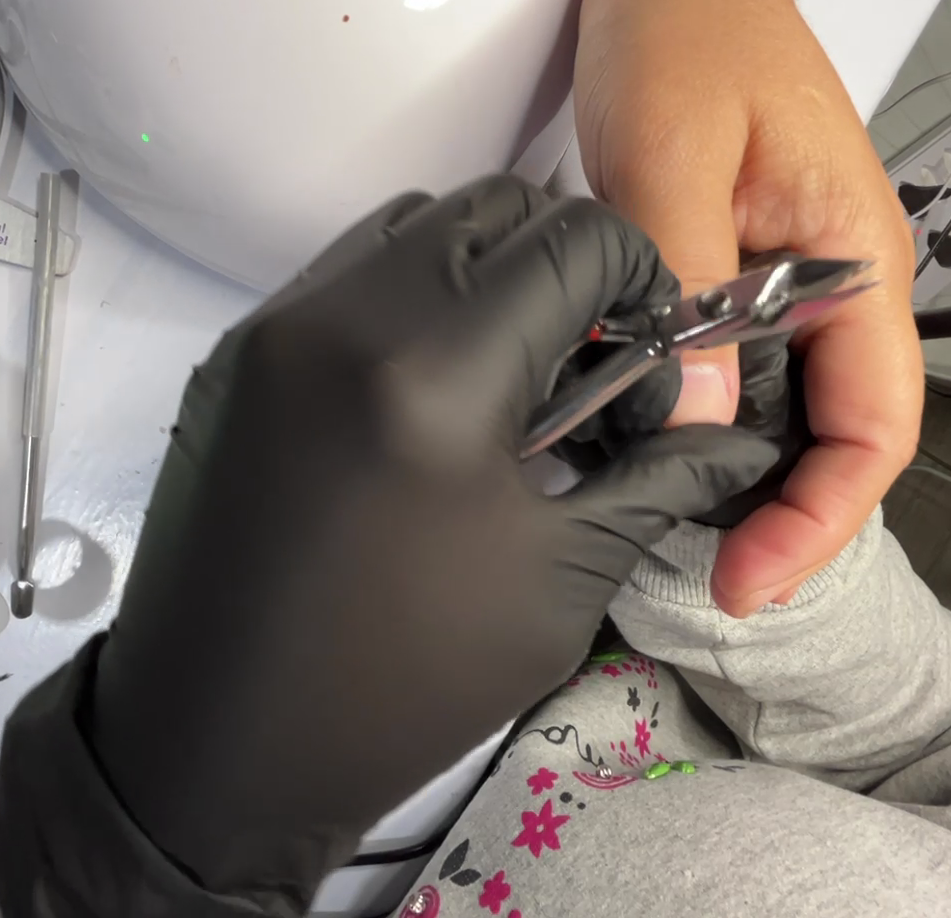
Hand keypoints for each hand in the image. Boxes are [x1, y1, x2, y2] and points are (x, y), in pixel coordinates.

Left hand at [84, 178, 777, 908]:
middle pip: (490, 208)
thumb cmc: (403, 682)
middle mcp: (343, 317)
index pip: (572, 240)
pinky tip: (416, 383)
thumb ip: (655, 481)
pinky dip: (404, 291)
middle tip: (577, 353)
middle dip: (559, 260)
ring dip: (478, 267)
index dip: (637, 272)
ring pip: (409, 225)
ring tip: (498, 365)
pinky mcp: (233, 352)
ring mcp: (272, 325)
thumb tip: (732, 434)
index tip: (644, 343)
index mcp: (436, 373)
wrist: (219, 741)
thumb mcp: (556, 583)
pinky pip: (342, 273)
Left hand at [575, 0, 922, 616]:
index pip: (876, 424)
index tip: (752, 576)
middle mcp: (828, 282)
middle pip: (829, 433)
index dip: (822, 517)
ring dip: (735, 475)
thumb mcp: (675, 159)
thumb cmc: (686, 34)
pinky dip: (696, 416)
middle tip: (700, 574)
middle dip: (778, 514)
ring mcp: (779, 278)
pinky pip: (729, 365)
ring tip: (666, 527)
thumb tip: (696, 421)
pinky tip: (643, 439)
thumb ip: (692, 288)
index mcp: (853, 261)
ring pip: (777, 407)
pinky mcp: (729, 265)